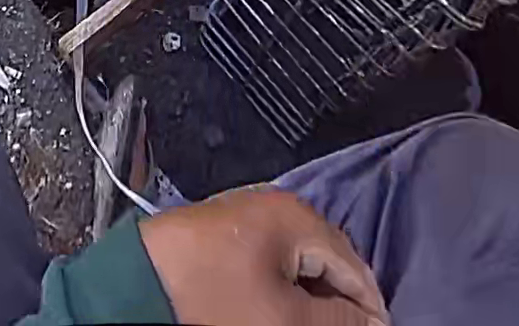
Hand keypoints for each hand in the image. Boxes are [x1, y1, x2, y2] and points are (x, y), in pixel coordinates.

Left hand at [140, 188, 388, 325]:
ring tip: (313, 324)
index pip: (352, 262)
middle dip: (339, 300)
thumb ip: (337, 321)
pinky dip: (285, 286)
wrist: (142, 280)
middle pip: (326, 257)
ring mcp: (251, 214)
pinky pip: (273, 257)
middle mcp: (277, 204)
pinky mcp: (229, 230)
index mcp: (297, 215)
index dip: (369, 306)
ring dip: (312, 295)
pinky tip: (282, 310)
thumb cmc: (217, 298)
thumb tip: (375, 322)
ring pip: (299, 259)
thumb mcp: (284, 319)